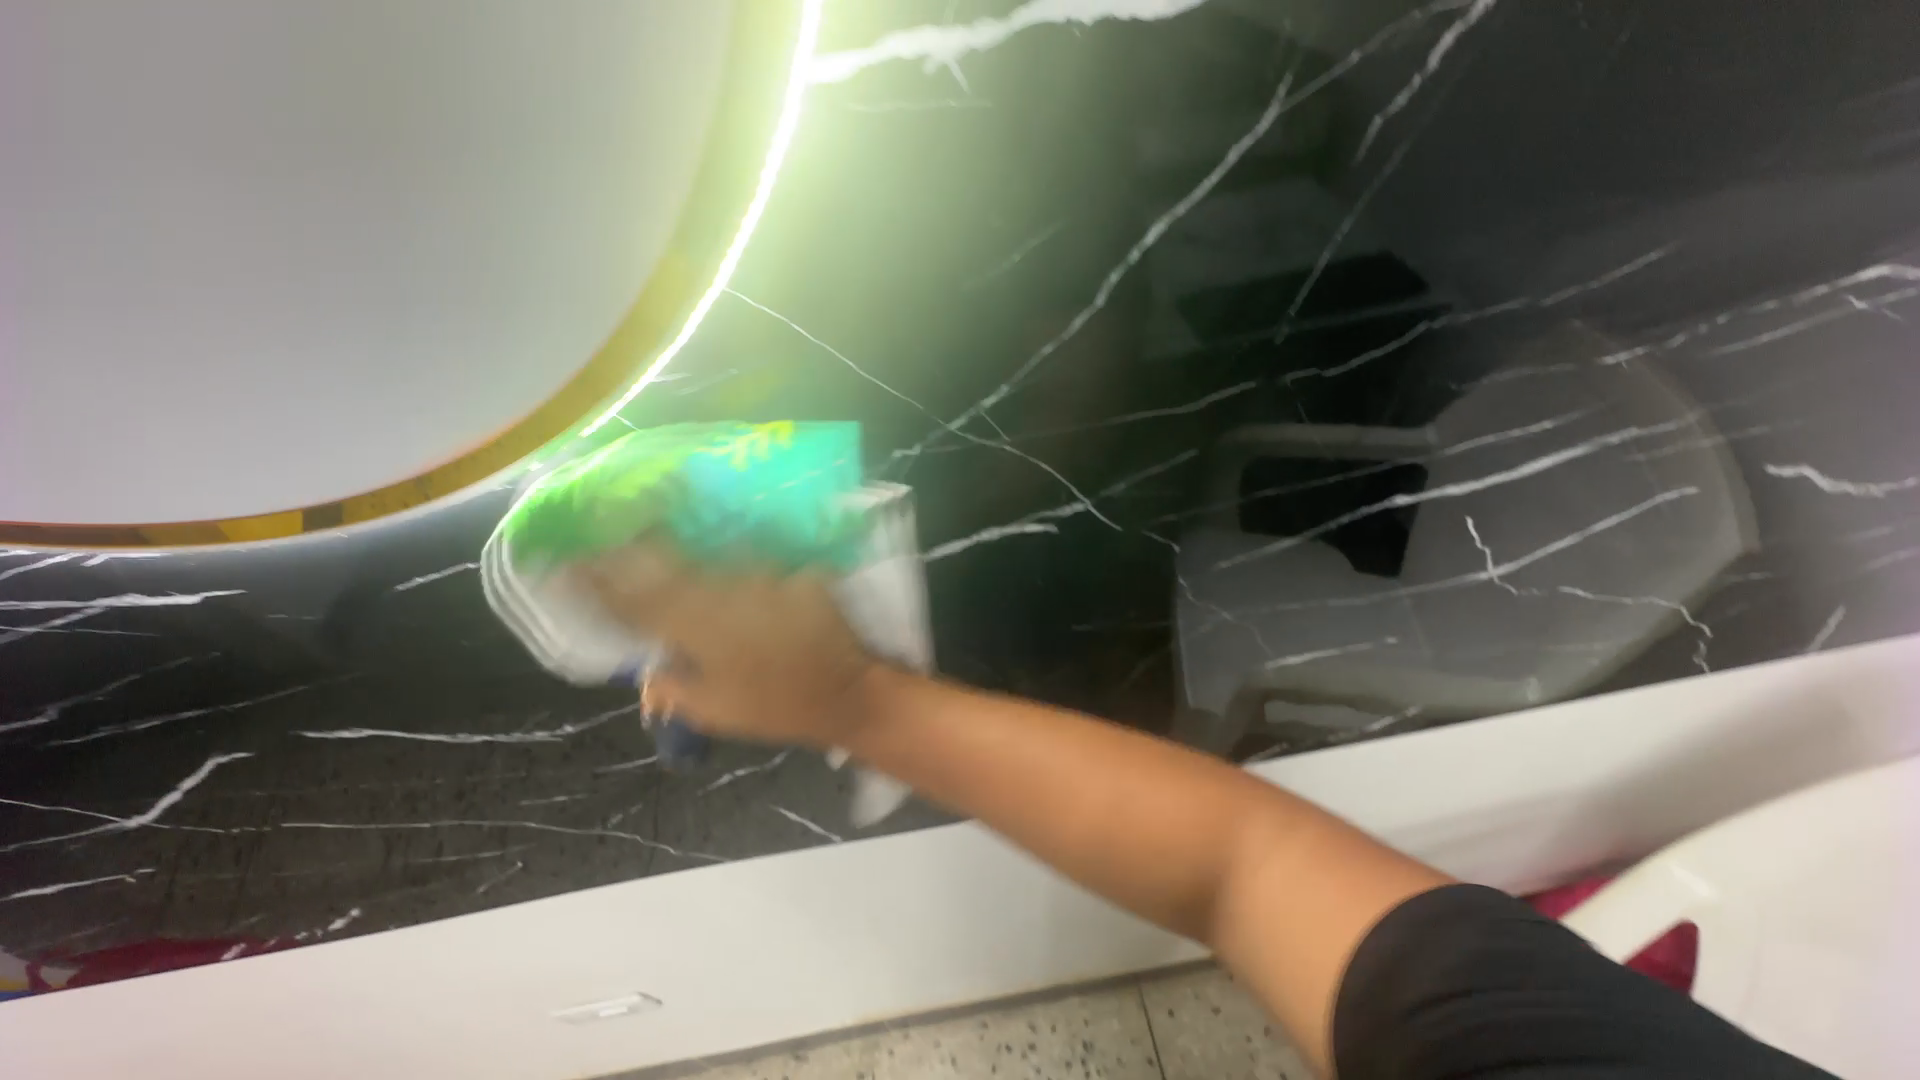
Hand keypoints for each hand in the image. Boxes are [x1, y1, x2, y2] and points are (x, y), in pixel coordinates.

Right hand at [575, 542, 880, 747]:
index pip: (631, 600)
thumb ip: (672, 687)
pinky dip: (725, 542)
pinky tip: (711, 528)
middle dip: (626, 545)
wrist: (847, 692)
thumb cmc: (776, 707)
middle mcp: (720, 592)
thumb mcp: (713, 709)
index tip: (564, 564)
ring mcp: (756, 575)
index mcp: (694, 629)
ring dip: (671, 536)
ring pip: (703, 549)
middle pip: (661, 562)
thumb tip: (647, 674)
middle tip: (600, 528)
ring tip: (645, 519)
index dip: (593, 581)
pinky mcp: (788, 567)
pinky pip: (747, 549)